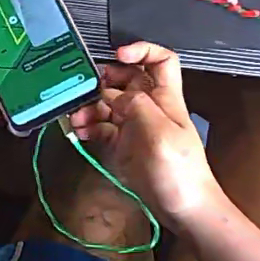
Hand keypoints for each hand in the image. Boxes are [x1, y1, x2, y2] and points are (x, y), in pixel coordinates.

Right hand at [68, 42, 222, 220]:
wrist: (183, 209)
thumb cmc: (179, 170)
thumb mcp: (159, 131)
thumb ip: (135, 105)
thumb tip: (112, 95)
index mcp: (165, 98)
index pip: (161, 60)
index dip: (142, 51)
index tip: (119, 55)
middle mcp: (148, 107)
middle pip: (125, 80)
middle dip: (104, 79)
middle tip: (85, 88)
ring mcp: (134, 126)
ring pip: (108, 103)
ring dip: (89, 105)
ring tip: (75, 117)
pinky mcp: (122, 146)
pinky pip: (101, 128)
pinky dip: (88, 126)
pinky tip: (78, 131)